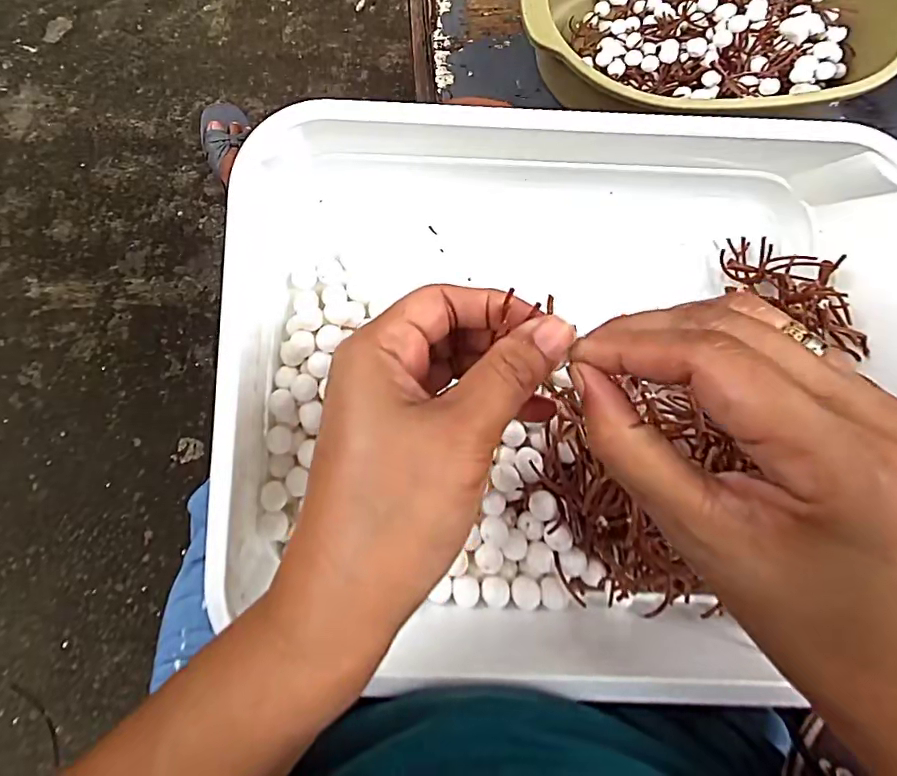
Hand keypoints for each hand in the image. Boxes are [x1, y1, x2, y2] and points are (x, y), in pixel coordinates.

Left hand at [273, 286, 574, 639]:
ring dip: (497, 371)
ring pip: (450, 366)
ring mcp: (383, 405)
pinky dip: (484, 401)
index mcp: (372, 352)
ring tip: (544, 386)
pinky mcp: (397, 437)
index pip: (440, 300)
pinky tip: (522, 413)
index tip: (543, 324)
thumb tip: (548, 330)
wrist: (348, 597)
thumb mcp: (463, 431)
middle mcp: (372, 371)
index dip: (496, 305)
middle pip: (445, 328)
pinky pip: (446, 400)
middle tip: (549, 357)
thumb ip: (510, 372)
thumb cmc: (384, 518)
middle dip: (500, 338)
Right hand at [570, 292, 896, 775]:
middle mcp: (885, 422)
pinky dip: (716, 345)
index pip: (718, 360)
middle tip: (596, 356)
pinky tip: (682, 369)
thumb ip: (632, 451)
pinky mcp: (876, 404)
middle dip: (648, 331)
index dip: (635, 345)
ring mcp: (889, 407)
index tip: (585, 356)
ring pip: (758, 322)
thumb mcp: (700, 538)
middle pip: (737, 327)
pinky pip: (782, 343)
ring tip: (629, 358)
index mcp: (852, 466)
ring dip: (679, 330)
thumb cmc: (814, 626)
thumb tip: (589, 384)